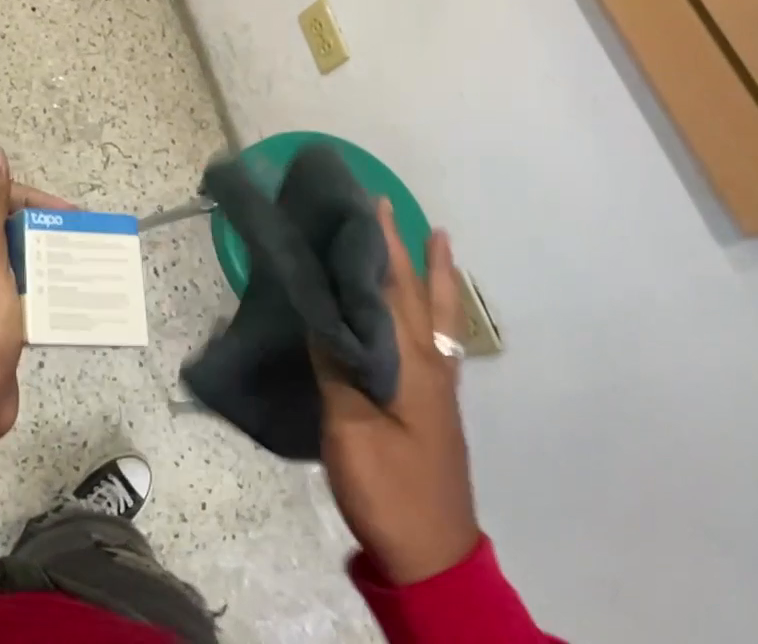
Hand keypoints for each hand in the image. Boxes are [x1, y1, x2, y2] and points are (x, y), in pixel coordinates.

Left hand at [0, 146, 73, 455]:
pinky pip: (26, 289)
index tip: (70, 215)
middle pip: (10, 226)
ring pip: (21, 258)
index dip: (32, 200)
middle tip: (85, 239)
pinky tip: (74, 294)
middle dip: (47, 229)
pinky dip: (47, 287)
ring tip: (87, 264)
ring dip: (51, 258)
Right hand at [315, 199, 479, 585]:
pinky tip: (420, 310)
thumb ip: (339, 367)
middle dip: (401, 248)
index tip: (362, 204)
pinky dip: (428, 311)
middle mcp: (428, 366)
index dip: (378, 247)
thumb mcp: (351, 427)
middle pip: (416, 295)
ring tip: (430, 239)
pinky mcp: (429, 405)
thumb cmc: (386, 487)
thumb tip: (323, 310)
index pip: (390, 292)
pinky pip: (430, 340)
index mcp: (409, 366)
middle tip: (384, 206)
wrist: (430, 552)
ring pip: (432, 315)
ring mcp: (434, 387)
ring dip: (427, 273)